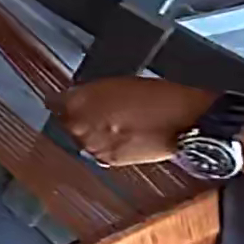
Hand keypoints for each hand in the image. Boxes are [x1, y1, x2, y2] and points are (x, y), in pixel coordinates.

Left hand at [52, 78, 217, 166]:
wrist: (188, 123)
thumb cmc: (161, 98)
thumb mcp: (119, 84)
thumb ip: (91, 92)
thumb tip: (78, 96)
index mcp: (79, 101)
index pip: (54, 102)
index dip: (60, 101)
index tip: (60, 102)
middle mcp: (79, 125)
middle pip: (66, 122)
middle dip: (77, 118)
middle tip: (98, 113)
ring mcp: (91, 144)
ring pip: (80, 138)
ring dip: (91, 132)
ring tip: (116, 125)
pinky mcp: (106, 159)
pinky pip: (97, 150)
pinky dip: (105, 144)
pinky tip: (124, 136)